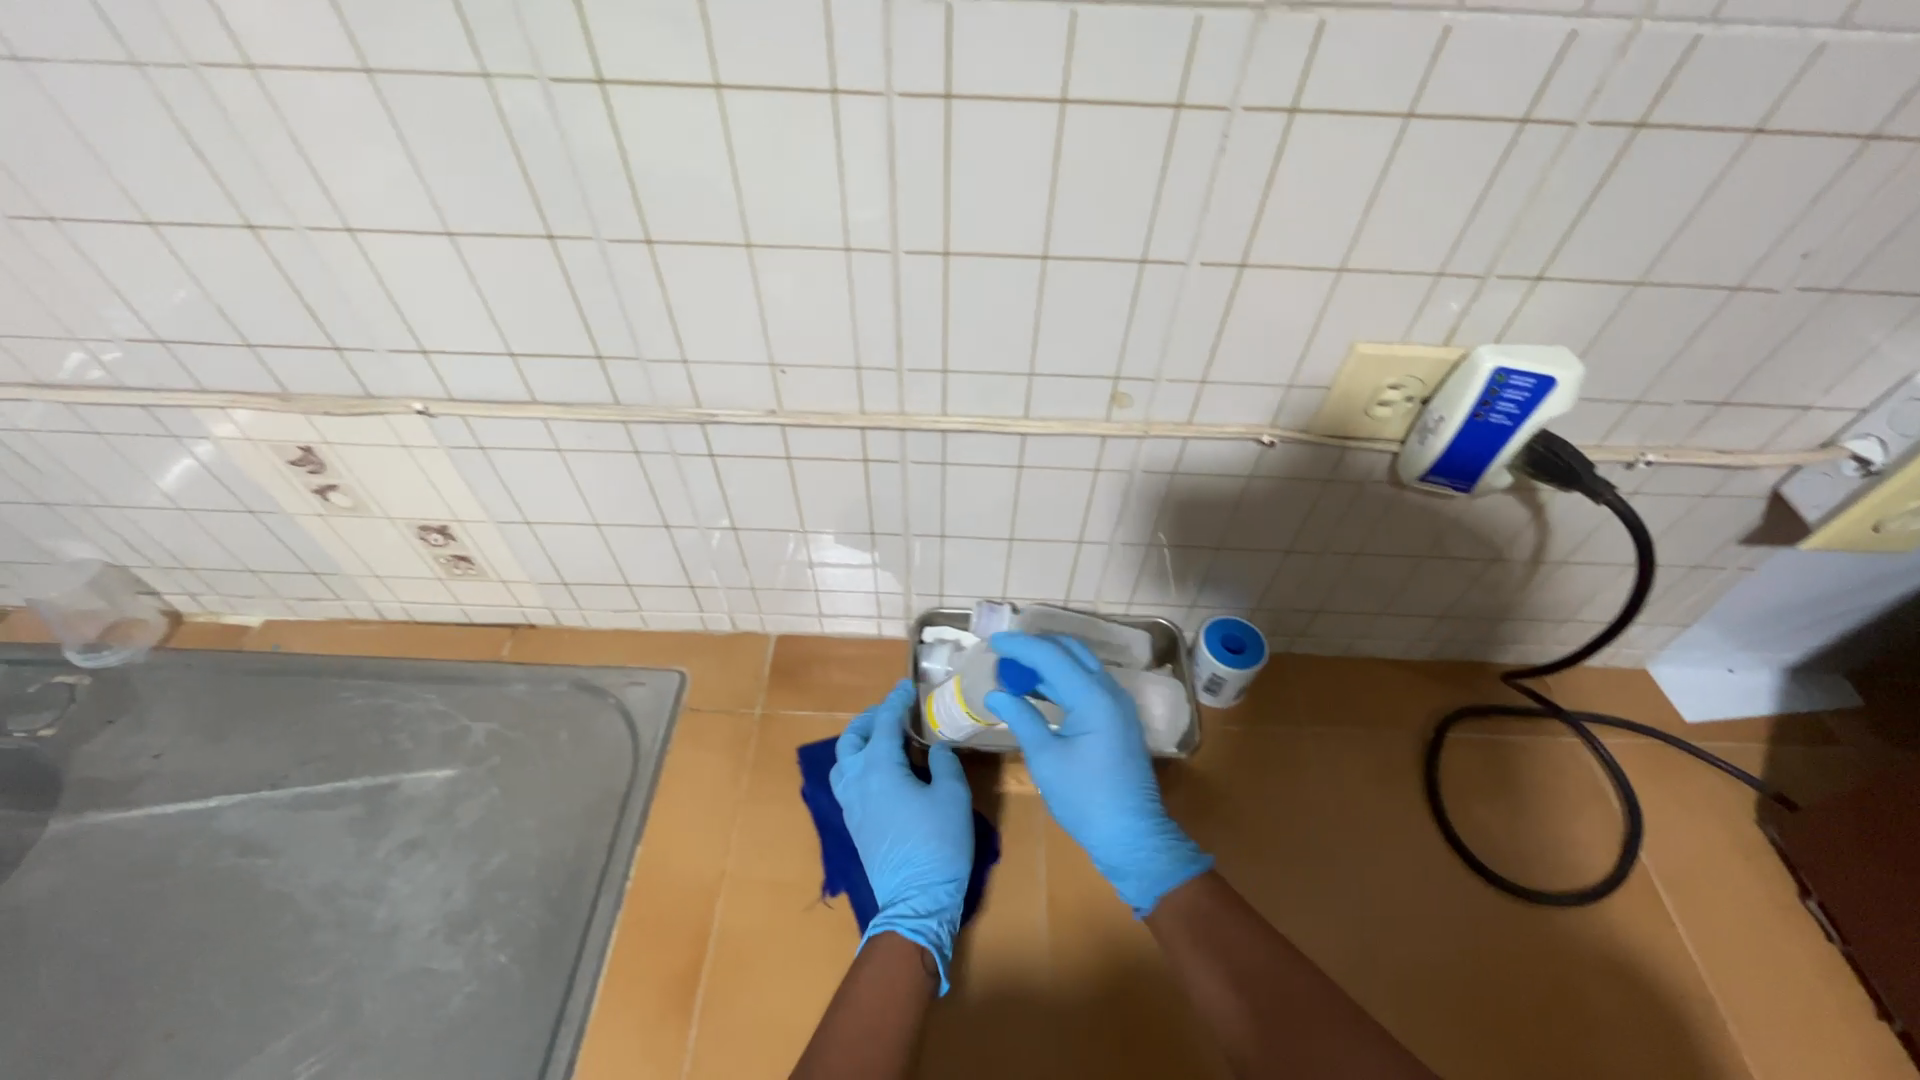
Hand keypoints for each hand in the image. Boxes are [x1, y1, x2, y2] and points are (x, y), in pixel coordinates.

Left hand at [830, 679, 974, 993]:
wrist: (915, 899)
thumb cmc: (938, 844)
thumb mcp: (953, 796)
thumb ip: (944, 764)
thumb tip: (936, 748)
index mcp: (879, 768)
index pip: (885, 723)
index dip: (896, 701)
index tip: (907, 686)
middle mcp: (857, 781)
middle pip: (852, 739)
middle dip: (871, 719)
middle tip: (893, 712)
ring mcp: (850, 805)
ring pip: (843, 762)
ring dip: (859, 742)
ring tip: (883, 739)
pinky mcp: (854, 824)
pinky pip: (847, 782)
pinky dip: (859, 764)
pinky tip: (882, 771)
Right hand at [986, 632, 1211, 915]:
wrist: (1131, 834)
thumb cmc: (1085, 799)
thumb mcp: (1045, 759)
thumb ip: (1021, 718)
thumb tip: (995, 693)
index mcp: (1093, 698)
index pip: (1051, 656)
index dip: (1020, 645)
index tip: (992, 640)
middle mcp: (1110, 692)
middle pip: (1071, 651)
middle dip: (1036, 646)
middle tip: (1004, 652)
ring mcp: (1118, 704)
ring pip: (1081, 666)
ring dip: (1049, 662)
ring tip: (1014, 668)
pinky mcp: (1118, 718)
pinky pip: (1087, 685)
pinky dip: (1061, 680)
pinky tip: (1038, 689)